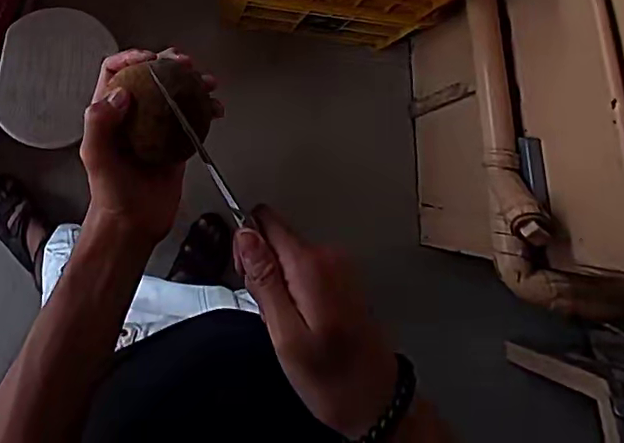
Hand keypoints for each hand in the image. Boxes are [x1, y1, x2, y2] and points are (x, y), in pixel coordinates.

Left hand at [79, 48, 222, 246]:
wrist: (134, 224)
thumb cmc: (110, 194)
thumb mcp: (95, 156)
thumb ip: (99, 123)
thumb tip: (119, 94)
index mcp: (109, 111)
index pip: (115, 70)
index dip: (130, 57)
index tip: (150, 57)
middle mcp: (133, 112)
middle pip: (150, 74)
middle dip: (168, 62)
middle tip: (184, 62)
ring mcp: (156, 124)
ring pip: (174, 90)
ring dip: (192, 80)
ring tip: (205, 80)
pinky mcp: (176, 138)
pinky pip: (192, 114)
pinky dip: (205, 106)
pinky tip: (214, 107)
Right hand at [234, 206, 398, 437]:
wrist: (377, 402)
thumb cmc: (334, 379)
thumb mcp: (285, 335)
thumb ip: (263, 279)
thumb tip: (246, 235)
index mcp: (309, 266)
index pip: (265, 220)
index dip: (246, 245)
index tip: (247, 276)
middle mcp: (327, 257)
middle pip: (276, 235)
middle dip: (262, 267)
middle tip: (268, 310)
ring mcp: (338, 266)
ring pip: (288, 253)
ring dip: (279, 280)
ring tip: (289, 321)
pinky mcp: (342, 277)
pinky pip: (304, 267)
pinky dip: (295, 288)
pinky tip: (303, 319)